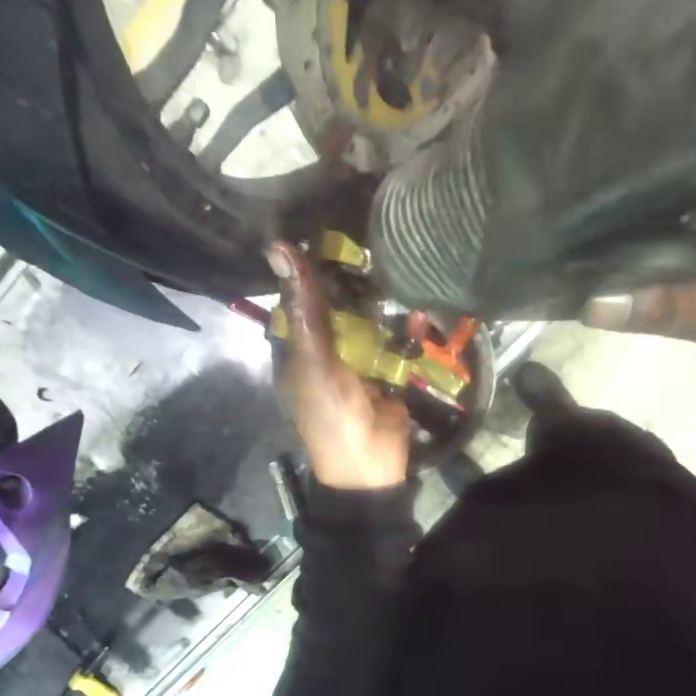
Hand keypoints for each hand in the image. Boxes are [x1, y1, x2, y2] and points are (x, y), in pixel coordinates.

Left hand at [269, 242, 411, 489]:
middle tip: (371, 243)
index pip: (296, 298)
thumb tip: (277, 246)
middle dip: (351, 281)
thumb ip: (304, 306)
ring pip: (366, 321)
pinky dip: (406, 331)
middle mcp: (323, 351)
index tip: (326, 230)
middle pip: (335, 306)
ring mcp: (356, 362)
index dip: (308, 269)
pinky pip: (394, 344)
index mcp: (296, 349)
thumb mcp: (314, 357)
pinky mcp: (385, 373)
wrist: (368, 464)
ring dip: (380, 302)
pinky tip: (418, 314)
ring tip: (397, 268)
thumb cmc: (331, 412)